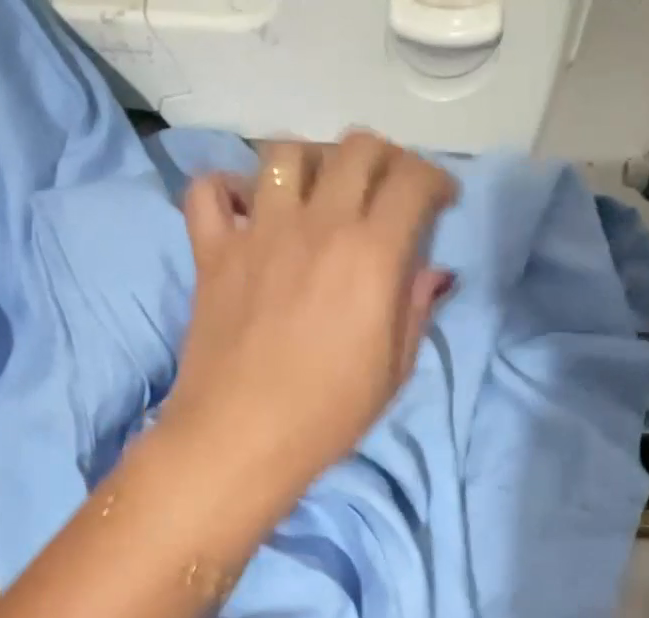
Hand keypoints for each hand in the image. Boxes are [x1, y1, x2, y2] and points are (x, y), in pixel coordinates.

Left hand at [162, 132, 457, 491]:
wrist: (241, 437)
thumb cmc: (328, 416)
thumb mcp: (394, 372)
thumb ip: (414, 310)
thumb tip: (430, 272)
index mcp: (371, 255)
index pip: (412, 181)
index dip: (436, 180)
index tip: (440, 202)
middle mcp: (318, 225)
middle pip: (357, 148)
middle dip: (385, 159)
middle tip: (388, 190)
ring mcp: (258, 232)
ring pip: (286, 152)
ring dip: (313, 161)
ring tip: (320, 192)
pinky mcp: (212, 250)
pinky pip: (208, 189)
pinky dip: (227, 187)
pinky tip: (244, 210)